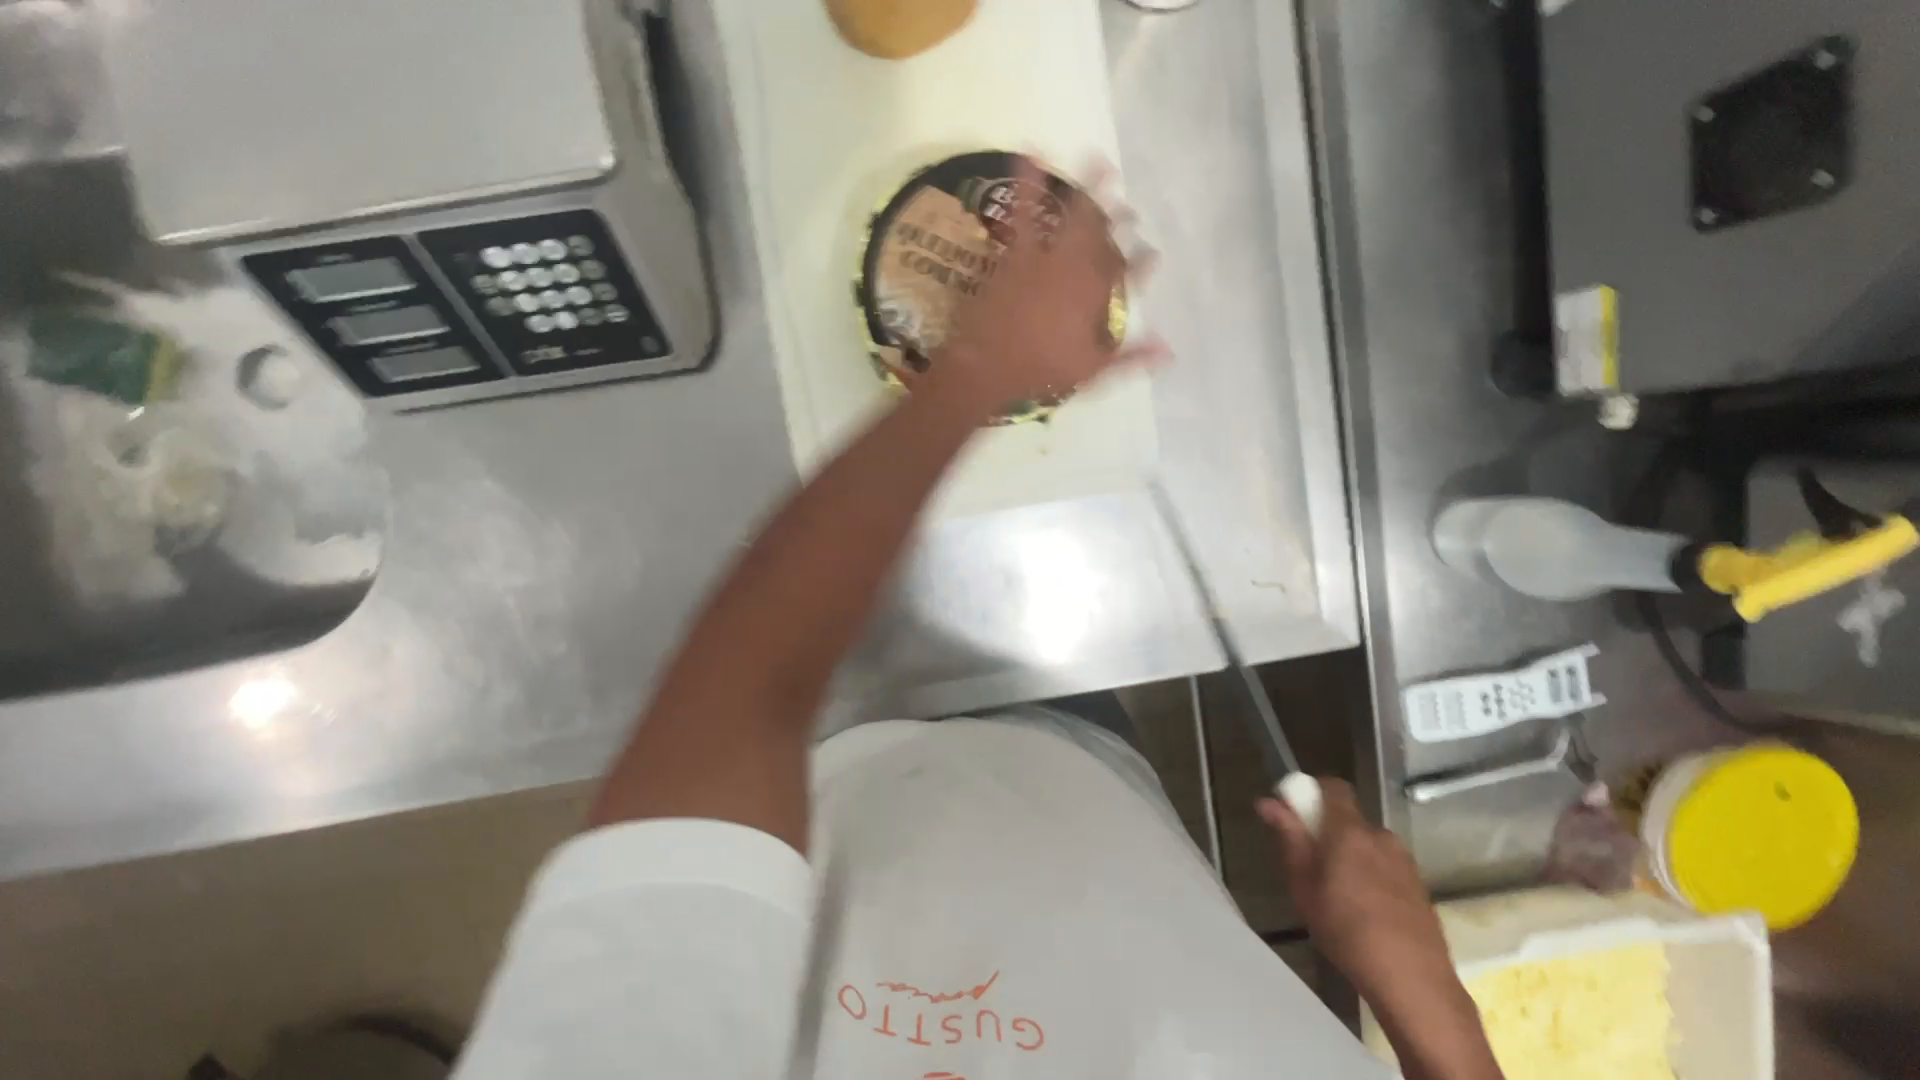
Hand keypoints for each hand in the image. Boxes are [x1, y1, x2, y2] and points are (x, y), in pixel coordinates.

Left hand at [927, 158, 1166, 413]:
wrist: (983, 369)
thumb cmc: (1037, 375)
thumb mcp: (1091, 373)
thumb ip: (1131, 357)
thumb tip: (1169, 351)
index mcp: (1097, 301)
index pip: (1129, 275)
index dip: (1144, 264)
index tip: (1156, 254)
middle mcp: (1076, 273)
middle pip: (1105, 238)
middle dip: (1120, 219)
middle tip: (1131, 206)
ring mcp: (1045, 259)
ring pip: (1073, 217)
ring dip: (1088, 188)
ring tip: (1099, 159)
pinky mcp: (1015, 253)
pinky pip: (1023, 212)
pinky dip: (1026, 183)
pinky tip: (1028, 153)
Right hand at [1262, 783, 1504, 1079]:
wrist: (1413, 981)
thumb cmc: (1347, 932)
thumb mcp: (1304, 887)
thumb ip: (1290, 839)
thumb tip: (1269, 801)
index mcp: (1350, 832)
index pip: (1333, 787)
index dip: (1313, 791)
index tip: (1296, 813)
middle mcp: (1380, 837)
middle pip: (1349, 819)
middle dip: (1328, 832)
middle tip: (1310, 867)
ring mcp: (1404, 861)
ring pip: (1367, 844)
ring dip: (1350, 856)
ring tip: (1338, 895)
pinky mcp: (1418, 884)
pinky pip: (1385, 865)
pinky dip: (1371, 875)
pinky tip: (1365, 911)